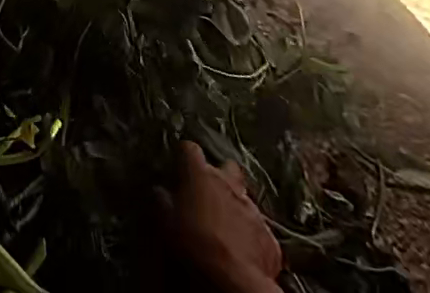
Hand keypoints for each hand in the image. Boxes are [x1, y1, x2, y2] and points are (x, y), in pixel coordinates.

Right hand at [158, 141, 284, 292]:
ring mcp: (253, 209)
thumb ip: (163, 201)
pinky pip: (258, 227)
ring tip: (224, 224)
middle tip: (208, 190)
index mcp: (201, 175)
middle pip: (226, 166)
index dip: (184, 155)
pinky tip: (242, 247)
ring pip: (244, 198)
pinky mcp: (269, 236)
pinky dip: (249, 233)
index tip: (179, 163)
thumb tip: (160, 192)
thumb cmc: (195, 244)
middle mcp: (228, 185)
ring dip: (234, 205)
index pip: (190, 149)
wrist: (235, 280)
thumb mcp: (167, 223)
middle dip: (219, 174)